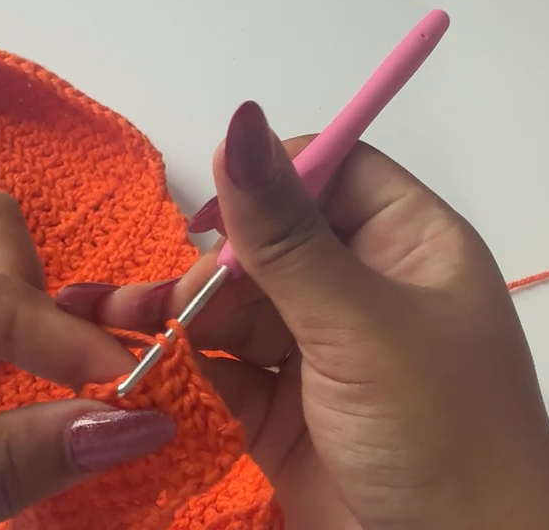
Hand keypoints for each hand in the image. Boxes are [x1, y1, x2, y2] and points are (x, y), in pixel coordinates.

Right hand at [56, 101, 548, 529]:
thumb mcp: (358, 322)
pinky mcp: (294, 409)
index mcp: (411, 241)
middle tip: (179, 297)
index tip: (214, 209)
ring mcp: (330, 348)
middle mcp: (371, 283)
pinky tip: (135, 366)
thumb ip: (287, 234)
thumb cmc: (436, 426)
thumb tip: (239, 121)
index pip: (336, 171)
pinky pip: (233, 370)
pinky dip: (188, 368)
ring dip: (185, 314)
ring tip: (112, 325)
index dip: (274, 176)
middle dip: (220, 261)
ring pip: (246, 306)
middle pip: (280, 240)